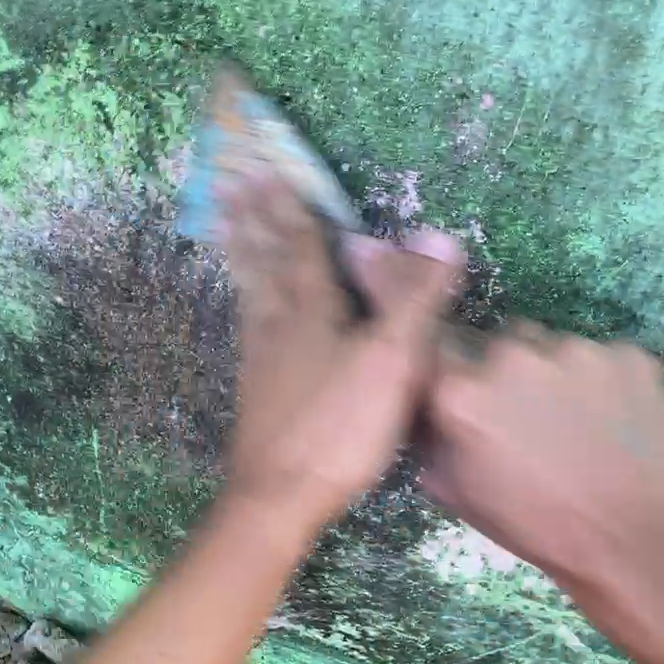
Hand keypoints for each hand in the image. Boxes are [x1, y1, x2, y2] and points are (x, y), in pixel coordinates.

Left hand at [220, 173, 461, 531]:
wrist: (278, 495)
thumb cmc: (338, 427)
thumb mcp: (390, 361)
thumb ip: (413, 299)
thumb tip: (439, 236)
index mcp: (311, 309)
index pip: (302, 244)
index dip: (291, 205)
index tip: (268, 168)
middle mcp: (277, 323)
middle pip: (264, 259)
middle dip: (253, 217)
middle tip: (230, 181)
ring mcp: (259, 357)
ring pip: (249, 289)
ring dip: (240, 252)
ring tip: (224, 226)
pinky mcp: (254, 389)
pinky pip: (246, 325)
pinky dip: (244, 300)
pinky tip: (246, 310)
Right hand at [419, 325, 663, 578]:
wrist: (632, 539)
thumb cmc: (535, 524)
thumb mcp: (460, 495)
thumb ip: (436, 446)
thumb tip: (437, 423)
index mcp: (463, 393)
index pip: (441, 354)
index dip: (455, 376)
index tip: (470, 400)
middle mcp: (512, 357)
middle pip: (499, 346)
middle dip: (507, 374)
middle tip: (527, 418)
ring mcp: (575, 351)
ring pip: (555, 350)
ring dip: (556, 376)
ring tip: (577, 423)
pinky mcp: (629, 356)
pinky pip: (606, 359)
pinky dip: (605, 383)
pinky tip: (614, 422)